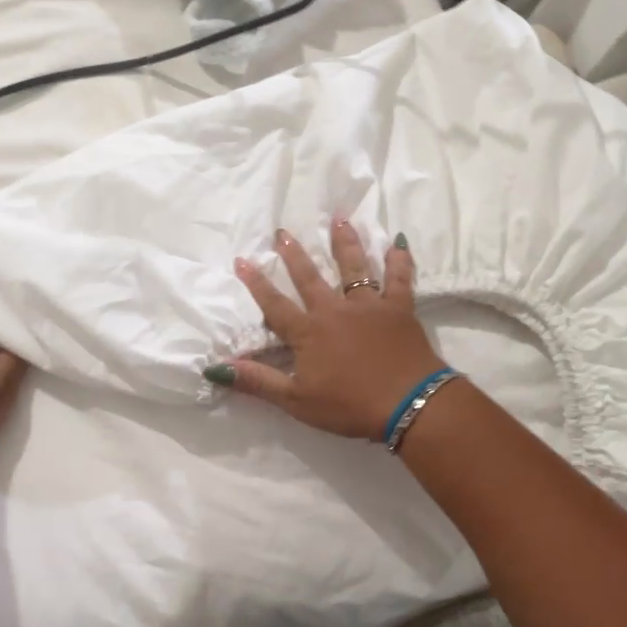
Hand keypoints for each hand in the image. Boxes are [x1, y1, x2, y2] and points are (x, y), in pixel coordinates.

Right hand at [206, 220, 447, 440]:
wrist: (409, 404)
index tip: (242, 260)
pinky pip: (400, 279)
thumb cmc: (349, 405)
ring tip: (339, 221)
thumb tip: (218, 368)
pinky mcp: (400, 310)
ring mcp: (369, 307)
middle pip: (310, 278)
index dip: (257, 284)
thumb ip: (258, 381)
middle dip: (294, 255)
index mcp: (308, 333)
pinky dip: (399, 261)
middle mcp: (335, 311)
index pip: (275, 305)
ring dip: (345, 244)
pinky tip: (398, 242)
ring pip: (354, 269)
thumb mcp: (296, 400)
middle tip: (283, 232)